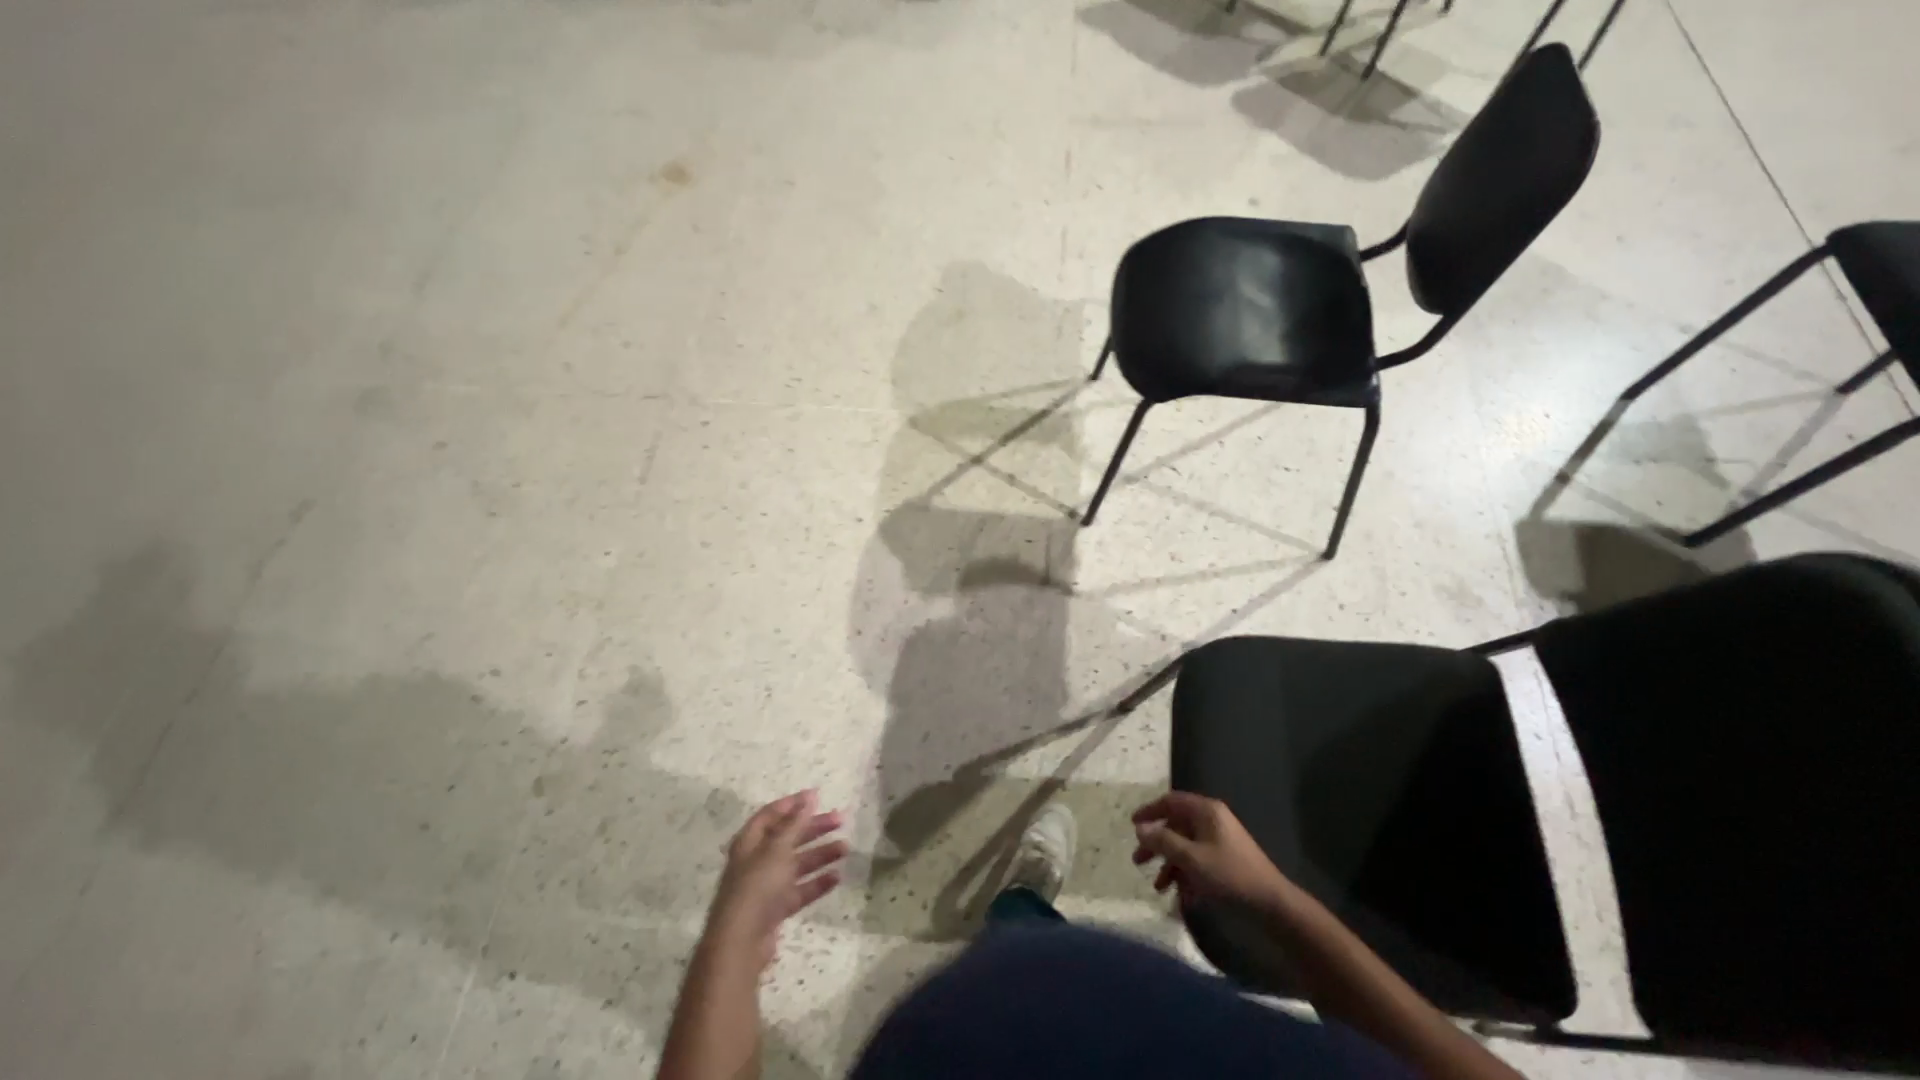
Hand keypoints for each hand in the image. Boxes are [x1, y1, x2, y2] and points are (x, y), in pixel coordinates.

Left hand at [703, 790, 848, 971]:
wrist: (741, 940)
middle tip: (840, 820)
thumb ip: (795, 824)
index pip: (771, 815)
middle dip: (813, 828)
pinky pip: (799, 890)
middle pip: (788, 838)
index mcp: (750, 842)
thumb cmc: (757, 886)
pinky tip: (837, 877)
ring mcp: (766, 886)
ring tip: (845, 848)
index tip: (818, 796)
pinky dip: (817, 883)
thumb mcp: (777, 849)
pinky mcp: (775, 909)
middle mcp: (757, 860)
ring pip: (797, 864)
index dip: (793, 804)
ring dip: (820, 854)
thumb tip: (809, 797)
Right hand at [1131, 791, 1287, 908]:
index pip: (1171, 801)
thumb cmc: (1228, 874)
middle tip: (1138, 861)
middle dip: (1156, 845)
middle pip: (1176, 826)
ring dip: (1170, 866)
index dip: (1150, 811)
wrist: (1270, 903)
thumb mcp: (1190, 858)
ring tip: (1159, 888)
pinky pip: (1198, 862)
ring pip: (1186, 847)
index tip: (1132, 825)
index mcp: (1206, 812)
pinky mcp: (1226, 861)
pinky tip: (1180, 897)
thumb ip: (1163, 841)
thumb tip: (1140, 828)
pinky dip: (1186, 876)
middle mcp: (1213, 821)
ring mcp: (1220, 841)